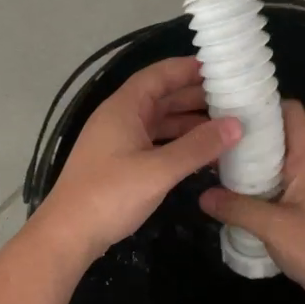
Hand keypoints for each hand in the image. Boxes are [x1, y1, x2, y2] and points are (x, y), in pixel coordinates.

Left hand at [36, 56, 241, 258]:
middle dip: (196, 98)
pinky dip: (177, 147)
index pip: (159, 75)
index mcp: (123, 108)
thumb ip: (198, 147)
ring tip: (227, 129)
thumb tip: (236, 125)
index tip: (223, 69)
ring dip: (189, 125)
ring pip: (159, 124)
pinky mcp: (119, 166)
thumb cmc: (110, 195)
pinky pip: (154, 146)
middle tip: (235, 101)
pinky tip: (201, 157)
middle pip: (161, 98)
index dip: (189, 69)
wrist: (68, 234)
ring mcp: (117, 144)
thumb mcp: (158, 170)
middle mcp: (119, 119)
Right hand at [198, 100, 304, 303]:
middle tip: (212, 140)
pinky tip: (233, 197)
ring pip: (276, 163)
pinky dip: (255, 186)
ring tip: (215, 166)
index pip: (291, 112)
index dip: (262, 106)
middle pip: (280, 135)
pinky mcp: (304, 209)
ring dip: (249, 164)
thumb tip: (203, 196)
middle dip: (248, 135)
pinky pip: (276, 186)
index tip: (228, 111)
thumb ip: (236, 208)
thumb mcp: (273, 227)